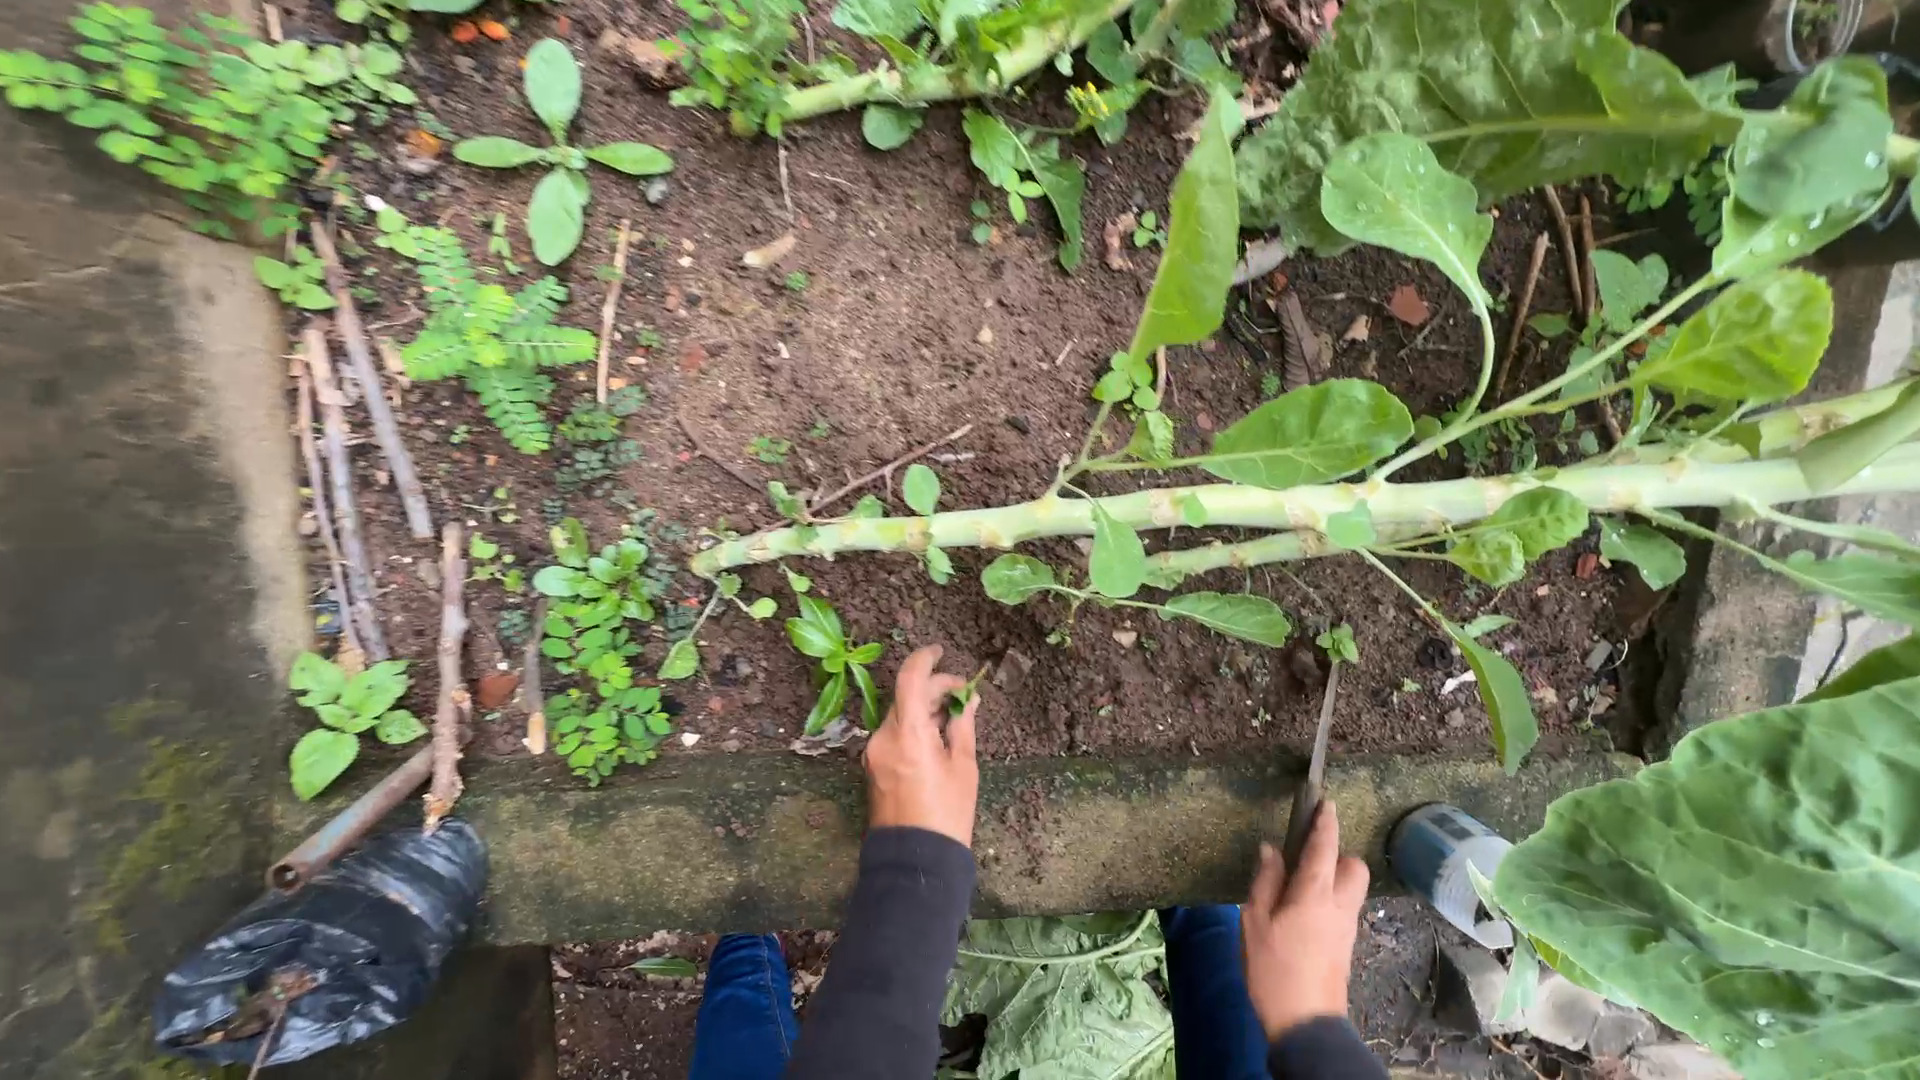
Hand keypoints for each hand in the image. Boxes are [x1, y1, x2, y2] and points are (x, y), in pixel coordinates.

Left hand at [864, 644, 980, 846]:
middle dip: (933, 688)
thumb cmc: (948, 814)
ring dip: (923, 707)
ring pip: (899, 715)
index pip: (909, 679)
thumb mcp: (964, 767)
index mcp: (908, 734)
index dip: (925, 659)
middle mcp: (884, 738)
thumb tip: (967, 699)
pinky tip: (935, 735)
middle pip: (906, 696)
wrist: (915, 861)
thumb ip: (963, 725)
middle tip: (963, 694)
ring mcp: (874, 753)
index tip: (940, 652)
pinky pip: (893, 734)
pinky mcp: (873, 767)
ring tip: (953, 717)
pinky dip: (913, 726)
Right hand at [1242, 801, 1369, 1039]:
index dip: (1325, 823)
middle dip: (1337, 854)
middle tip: (1307, 857)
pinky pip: (1344, 906)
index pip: (1325, 848)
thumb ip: (1265, 881)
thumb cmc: (1273, 968)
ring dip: (1333, 875)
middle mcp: (1339, 906)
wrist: (1306, 1023)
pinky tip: (1301, 908)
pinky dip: (1329, 896)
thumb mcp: (1255, 921)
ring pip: (1351, 888)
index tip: (1325, 802)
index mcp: (1314, 895)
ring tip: (1299, 882)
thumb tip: (1272, 850)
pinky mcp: (1345, 944)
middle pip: (1354, 867)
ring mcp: (1346, 927)